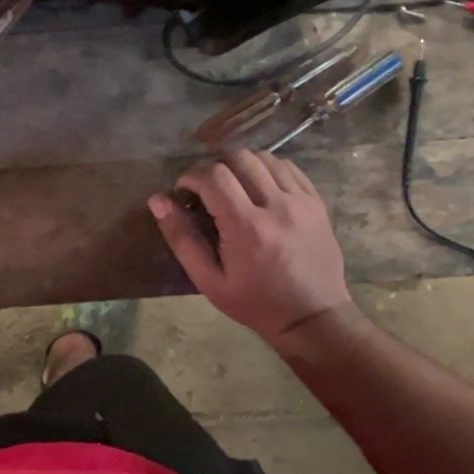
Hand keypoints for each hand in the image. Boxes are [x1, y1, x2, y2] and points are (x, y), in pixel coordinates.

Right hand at [149, 151, 354, 339]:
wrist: (311, 316)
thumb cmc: (254, 302)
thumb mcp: (208, 280)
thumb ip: (182, 238)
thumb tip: (158, 200)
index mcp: (247, 227)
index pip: (214, 176)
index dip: (191, 177)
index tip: (184, 193)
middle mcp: (276, 206)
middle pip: (239, 158)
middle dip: (214, 167)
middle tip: (206, 189)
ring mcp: (301, 201)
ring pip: (265, 157)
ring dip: (240, 165)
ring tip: (232, 186)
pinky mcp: (316, 202)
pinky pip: (288, 167)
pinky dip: (267, 169)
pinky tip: (258, 188)